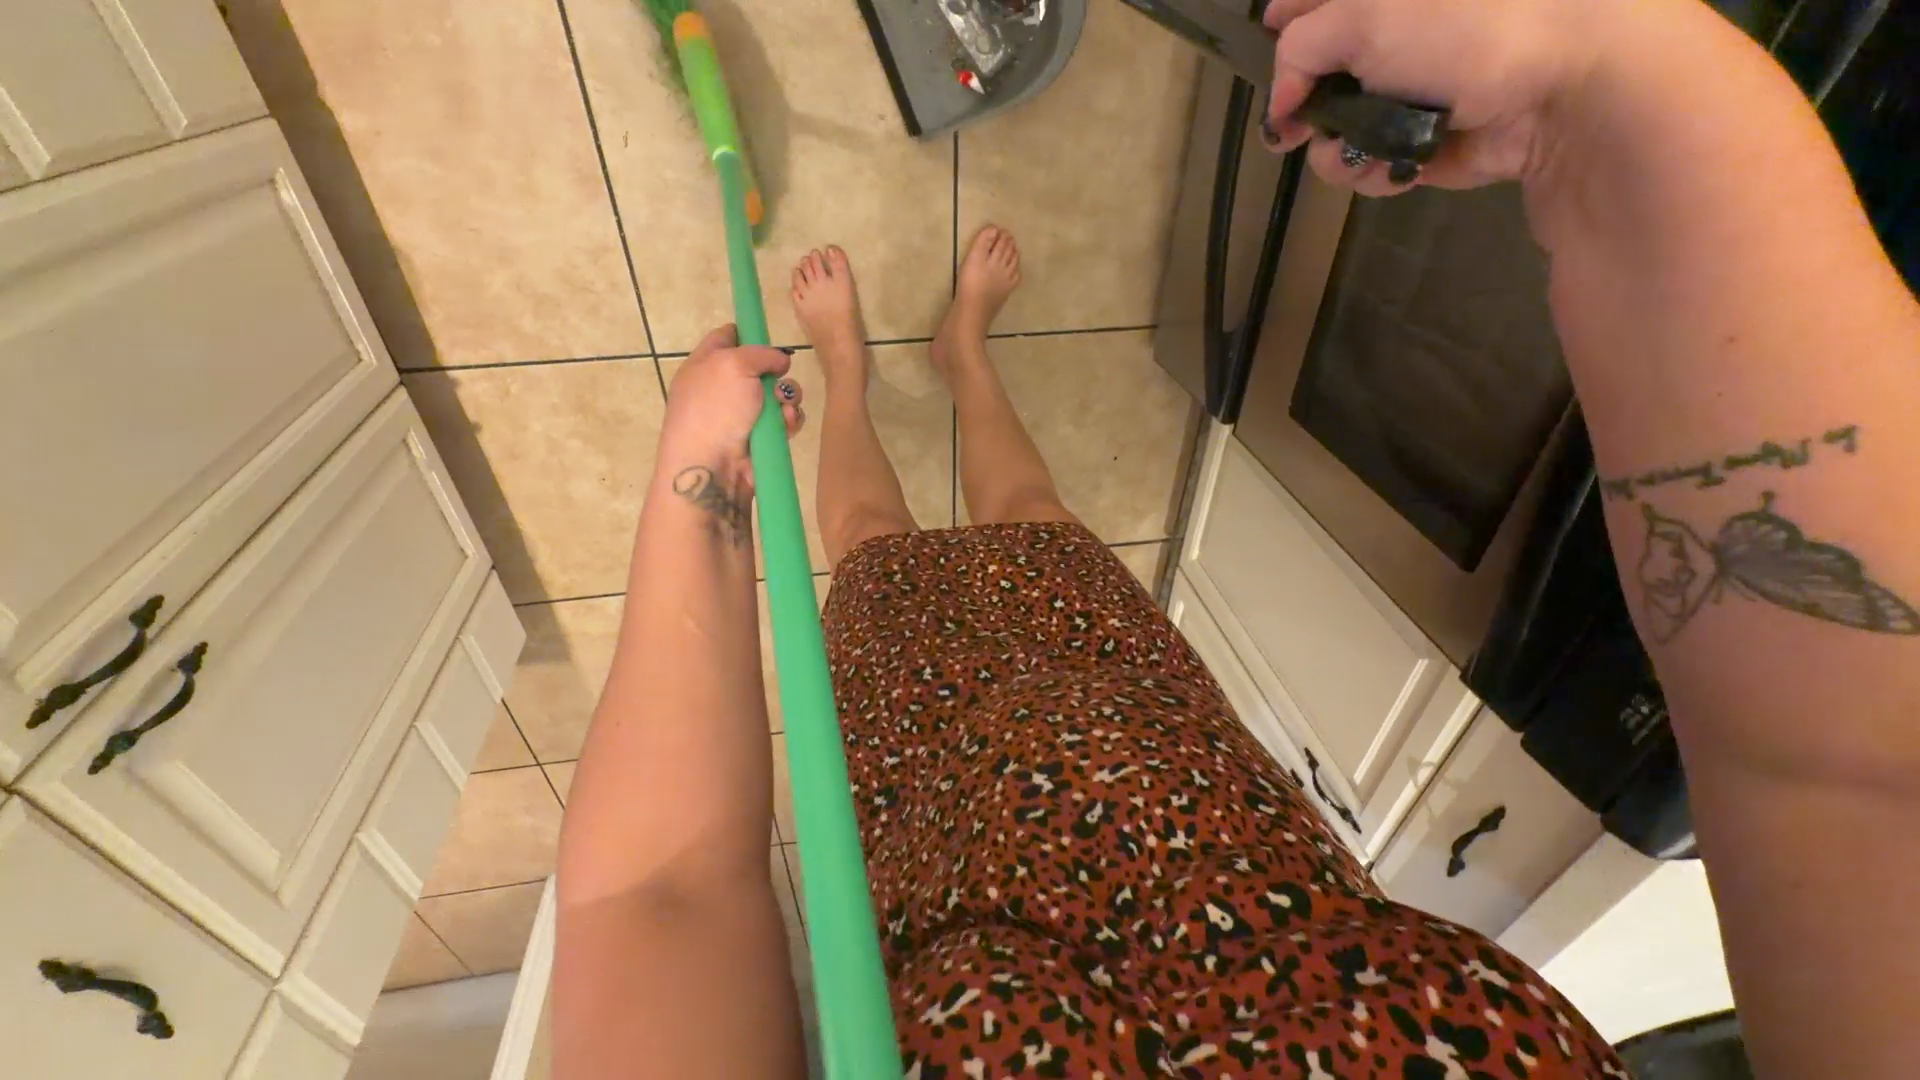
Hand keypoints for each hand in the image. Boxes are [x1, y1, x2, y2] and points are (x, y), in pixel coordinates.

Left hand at [658, 323, 804, 492]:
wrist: (712, 467)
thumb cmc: (714, 409)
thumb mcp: (733, 363)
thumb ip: (761, 353)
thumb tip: (779, 361)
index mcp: (705, 365)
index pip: (727, 337)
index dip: (748, 333)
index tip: (769, 337)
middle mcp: (723, 389)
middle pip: (760, 368)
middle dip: (777, 373)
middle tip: (779, 380)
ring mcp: (741, 416)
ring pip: (777, 396)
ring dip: (787, 399)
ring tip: (784, 409)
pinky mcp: (759, 439)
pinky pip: (783, 422)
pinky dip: (789, 422)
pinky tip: (786, 425)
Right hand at [1263, 0, 1604, 195]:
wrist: (1567, 82)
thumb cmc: (1465, 27)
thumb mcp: (1362, 18)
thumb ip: (1299, 49)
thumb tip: (1281, 100)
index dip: (1284, 22)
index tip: (1267, 47)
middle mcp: (1398, 33)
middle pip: (1318, 74)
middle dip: (1303, 108)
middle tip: (1294, 133)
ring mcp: (1410, 89)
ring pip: (1338, 127)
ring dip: (1335, 151)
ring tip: (1356, 156)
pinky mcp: (1423, 138)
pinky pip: (1371, 160)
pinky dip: (1371, 171)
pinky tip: (1391, 170)